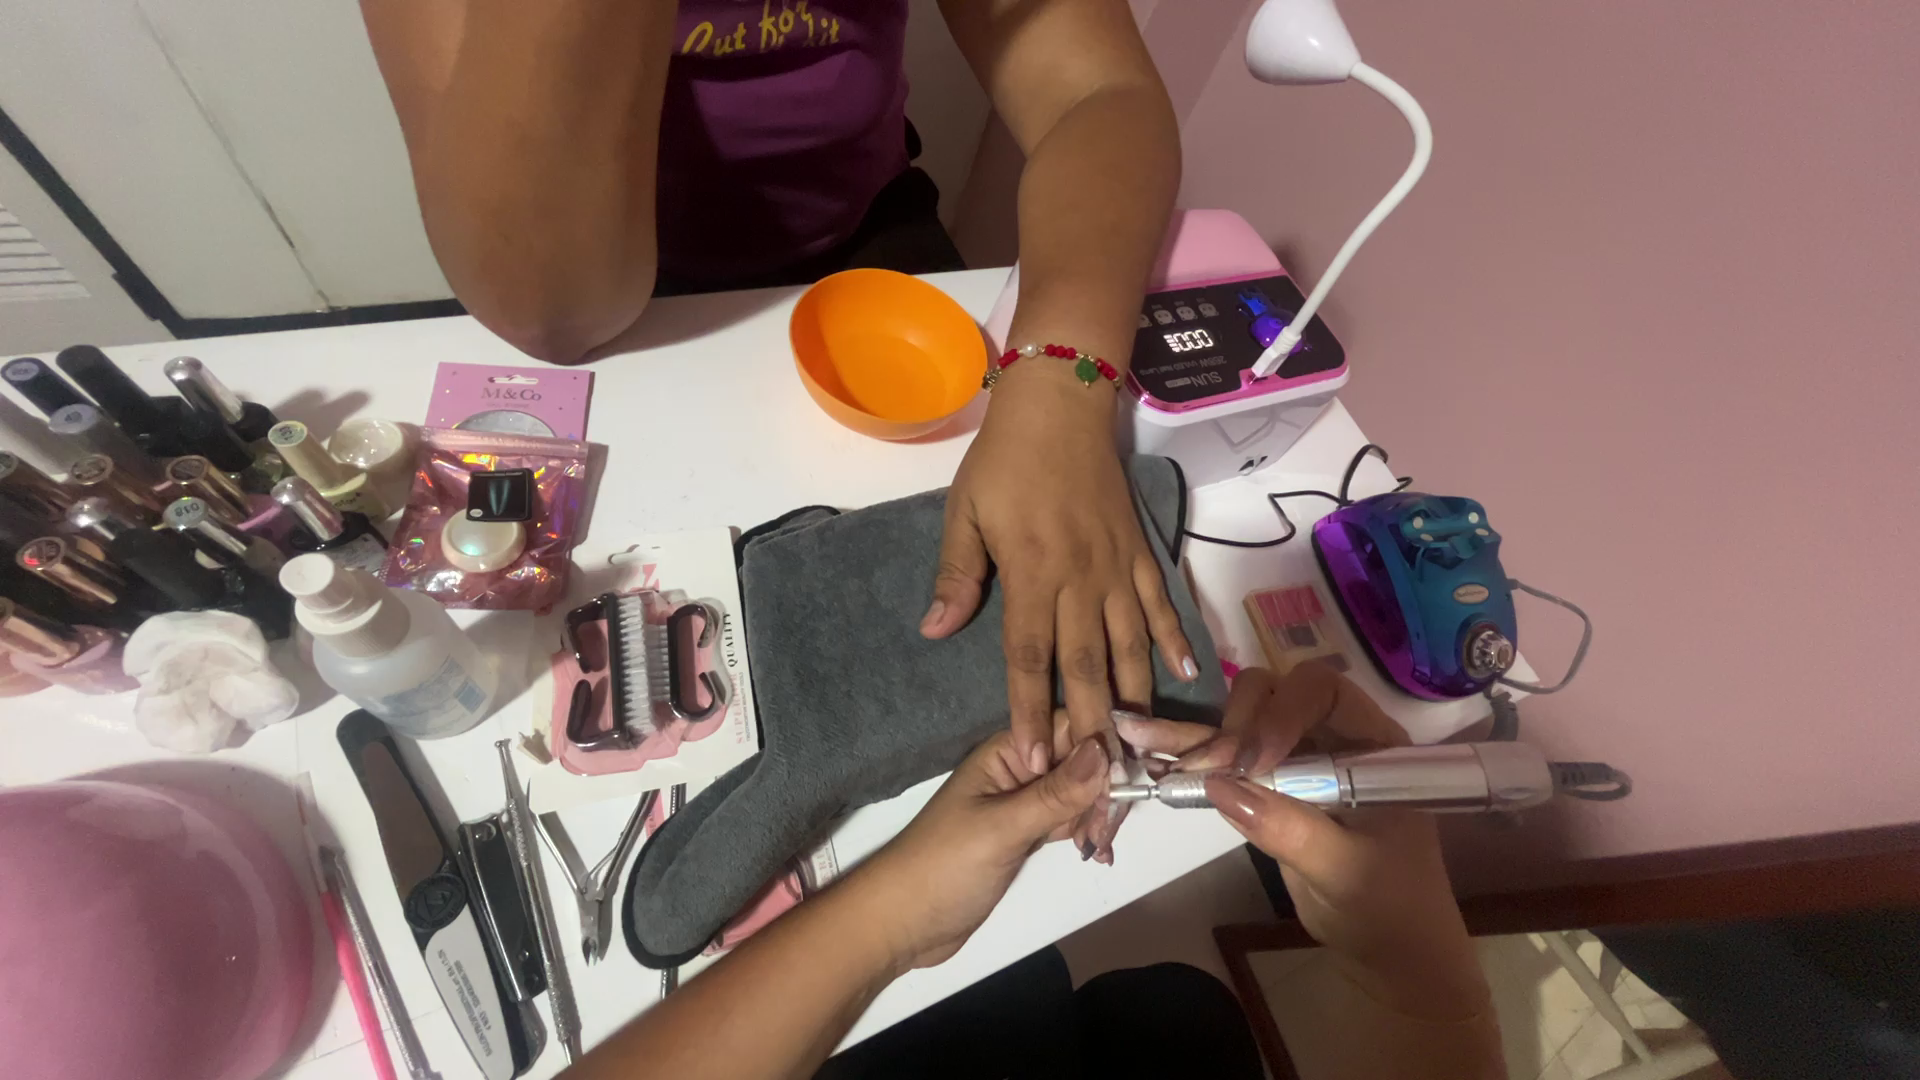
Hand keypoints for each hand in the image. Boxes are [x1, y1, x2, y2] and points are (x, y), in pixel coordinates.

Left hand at [850, 732, 1109, 970]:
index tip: (1137, 773)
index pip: (1067, 726)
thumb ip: (1055, 793)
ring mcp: (1023, 801)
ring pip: (1078, 792)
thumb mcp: (1003, 827)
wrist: (902, 922)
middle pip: (1079, 760)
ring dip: (1098, 814)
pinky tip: (1099, 852)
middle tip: (1111, 828)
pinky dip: (1085, 832)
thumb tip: (1105, 748)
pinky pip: (1067, 820)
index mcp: (1007, 750)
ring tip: (1103, 846)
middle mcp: (1019, 768)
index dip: (1103, 743)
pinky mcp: (1025, 832)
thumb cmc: (944, 866)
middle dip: (1104, 787)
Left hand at [921, 362, 1195, 858]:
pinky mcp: (1141, 550)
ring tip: (1142, 746)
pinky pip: (1160, 602)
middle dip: (1087, 724)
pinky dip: (1171, 639)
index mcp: (1031, 575)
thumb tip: (935, 632)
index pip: (1028, 657)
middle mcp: (1080, 581)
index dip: (1029, 711)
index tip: (1035, 761)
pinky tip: (1183, 674)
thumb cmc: (1003, 461)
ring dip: (1134, 697)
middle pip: (1085, 664)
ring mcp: (1117, 568)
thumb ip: (956, 575)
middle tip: (1096, 779)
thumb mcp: (964, 513)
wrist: (1059, 406)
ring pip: (1129, 644)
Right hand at [1115, 666, 1489, 1021]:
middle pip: (1271, 695)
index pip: (1322, 692)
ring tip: (1139, 738)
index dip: (1283, 711)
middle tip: (1211, 768)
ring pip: (1236, 720)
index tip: (1257, 760)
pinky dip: (1185, 753)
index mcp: (1369, 743)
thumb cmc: (1386, 906)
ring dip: (1194, 733)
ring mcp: (1290, 754)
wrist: (1383, 947)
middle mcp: (1326, 735)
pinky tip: (1149, 753)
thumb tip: (1219, 787)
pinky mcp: (1260, 778)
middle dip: (1236, 724)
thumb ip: (1288, 828)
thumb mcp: (1345, 871)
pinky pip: (1219, 756)